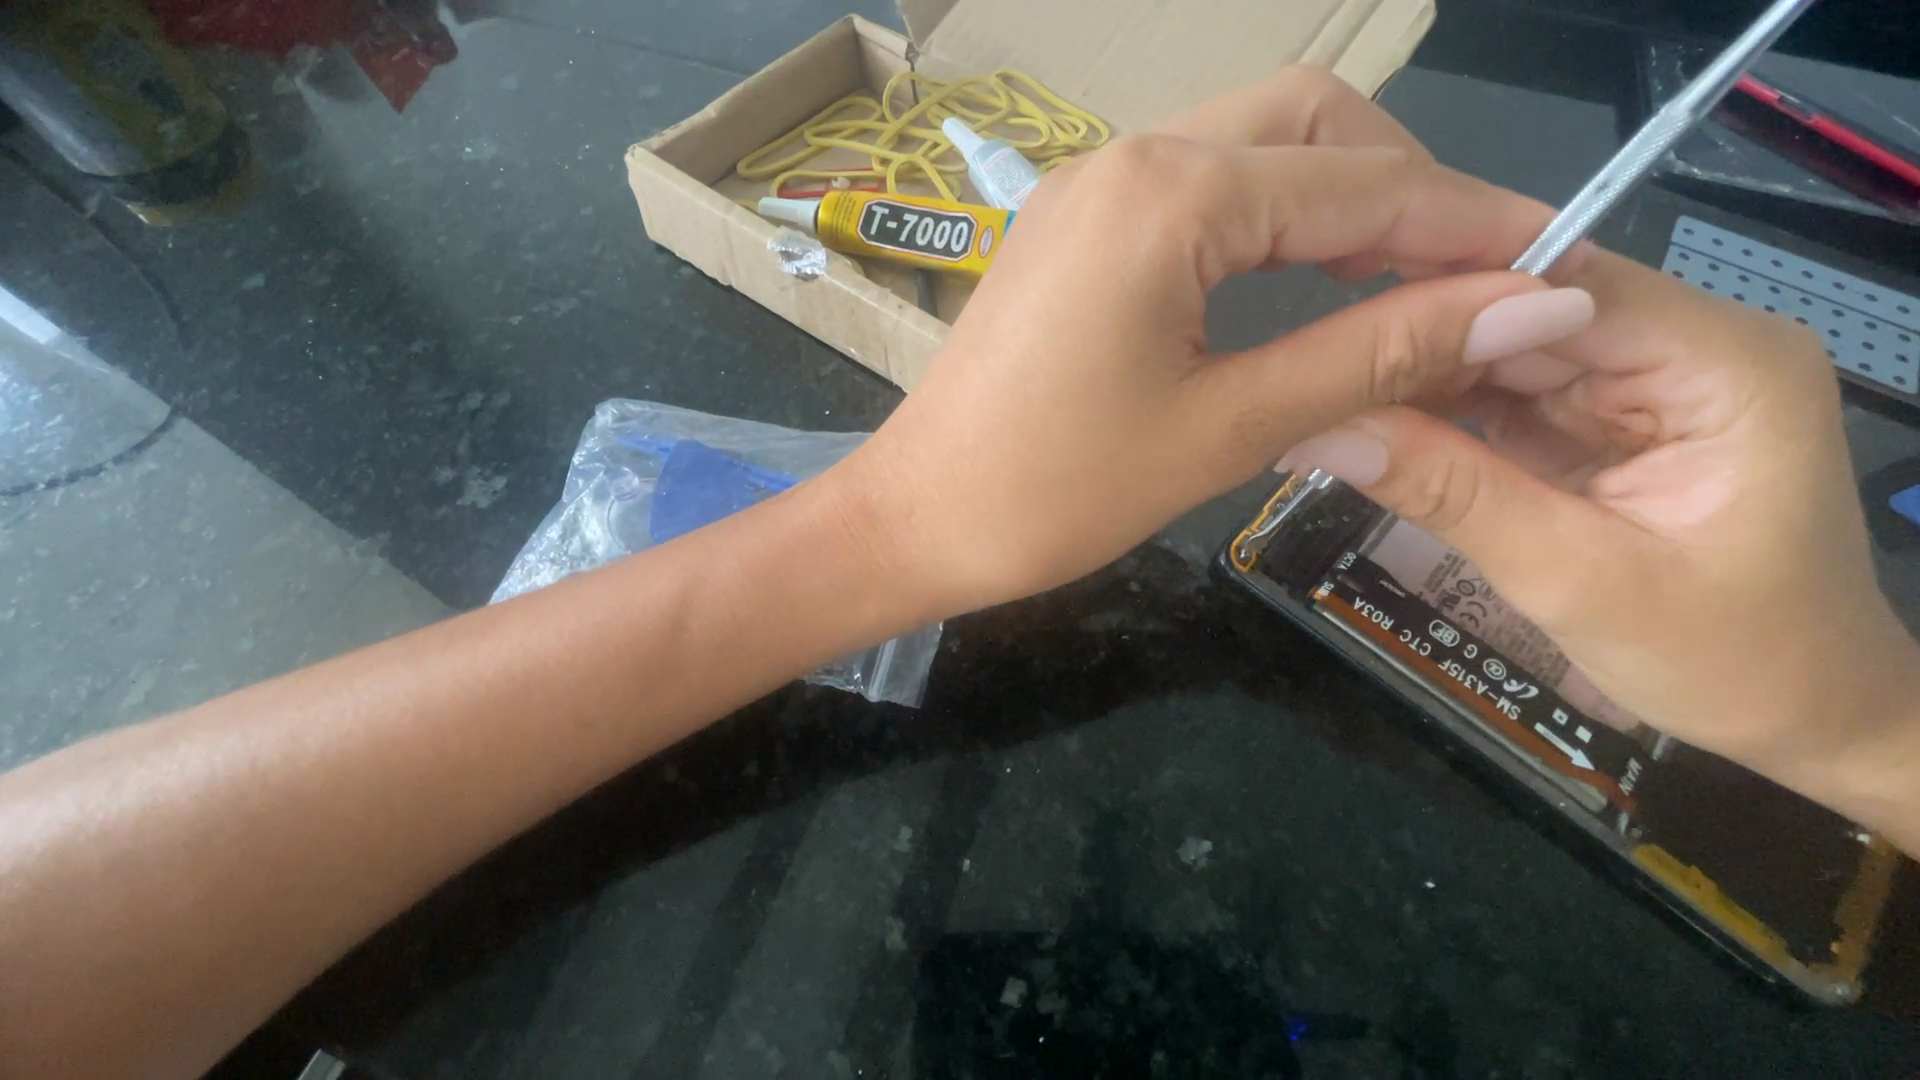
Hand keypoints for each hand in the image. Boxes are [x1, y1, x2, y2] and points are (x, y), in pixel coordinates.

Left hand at [819, 67, 1589, 618]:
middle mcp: (1128, 159)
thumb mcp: (1227, 426)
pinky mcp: (1067, 229)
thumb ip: (1376, 353)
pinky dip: (1260, 221)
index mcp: (1170, 197)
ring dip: (1332, 198)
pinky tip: (1296, 279)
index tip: (1552, 263)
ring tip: (1397, 283)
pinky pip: (1189, 193)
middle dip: (1399, 188)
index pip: (1362, 183)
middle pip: (1307, 125)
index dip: (1469, 223)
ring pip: (1246, 149)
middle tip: (1461, 278)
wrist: (919, 518)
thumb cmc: (1058, 491)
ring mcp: (1087, 187)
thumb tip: (1527, 303)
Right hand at [1282, 249, 1919, 837]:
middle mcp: (1681, 350)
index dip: (1443, 298)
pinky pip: (1497, 400)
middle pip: (1522, 316)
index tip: (1332, 328)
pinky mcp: (1596, 423)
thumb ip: (1447, 492)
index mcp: (1719, 364)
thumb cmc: (1720, 657)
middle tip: (1303, 376)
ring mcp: (1636, 385)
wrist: (1793, 714)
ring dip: (1412, 382)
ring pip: (1498, 355)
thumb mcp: (1568, 576)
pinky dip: (1433, 417)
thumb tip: (1319, 432)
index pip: (1562, 290)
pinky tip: (1367, 429)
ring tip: (1318, 403)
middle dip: (1414, 344)